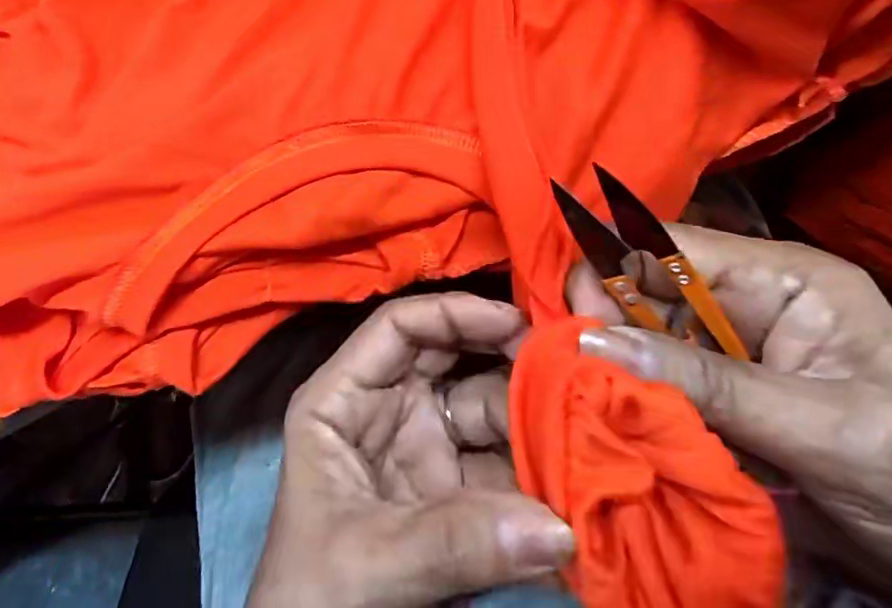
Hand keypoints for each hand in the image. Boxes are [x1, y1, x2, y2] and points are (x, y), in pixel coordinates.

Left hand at [247, 293, 575, 607]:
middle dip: (504, 355)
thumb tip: (555, 528)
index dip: (454, 313)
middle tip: (562, 364)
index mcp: (343, 399)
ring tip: (578, 422)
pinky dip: (534, 464)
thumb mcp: (370, 559)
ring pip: (482, 407)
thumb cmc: (312, 597)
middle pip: (450, 357)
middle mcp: (386, 409)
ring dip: (528, 415)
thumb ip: (457, 541)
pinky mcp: (452, 491)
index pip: (398, 327)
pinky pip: (499, 460)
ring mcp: (421, 447)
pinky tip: (569, 466)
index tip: (514, 323)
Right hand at [565, 224, 891, 607]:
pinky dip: (646, 422)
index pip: (670, 250)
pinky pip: (674, 401)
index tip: (567, 328)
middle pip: (650, 301)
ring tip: (582, 421)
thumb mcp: (832, 433)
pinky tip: (622, 444)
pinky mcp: (742, 413)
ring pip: (653, 353)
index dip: (610, 273)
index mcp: (784, 279)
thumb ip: (710, 387)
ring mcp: (746, 363)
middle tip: (566, 386)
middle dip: (606, 334)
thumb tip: (592, 343)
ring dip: (620, 383)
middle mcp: (755, 308)